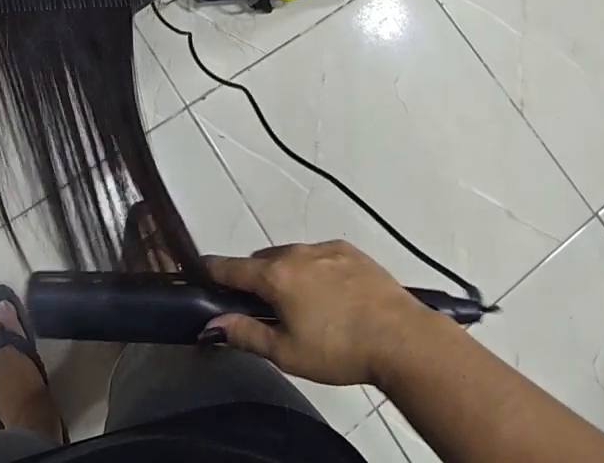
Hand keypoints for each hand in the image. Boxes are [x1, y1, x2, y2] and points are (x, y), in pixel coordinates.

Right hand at [203, 241, 440, 385]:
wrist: (402, 339)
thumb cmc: (340, 350)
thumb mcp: (287, 353)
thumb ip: (246, 335)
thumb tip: (212, 325)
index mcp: (275, 276)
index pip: (231, 267)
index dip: (213, 270)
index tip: (201, 270)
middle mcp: (296, 254)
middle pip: (262, 261)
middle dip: (257, 280)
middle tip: (265, 309)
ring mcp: (325, 249)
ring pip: (292, 257)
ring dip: (287, 274)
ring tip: (304, 307)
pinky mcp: (351, 252)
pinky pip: (320, 256)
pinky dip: (316, 271)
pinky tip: (331, 297)